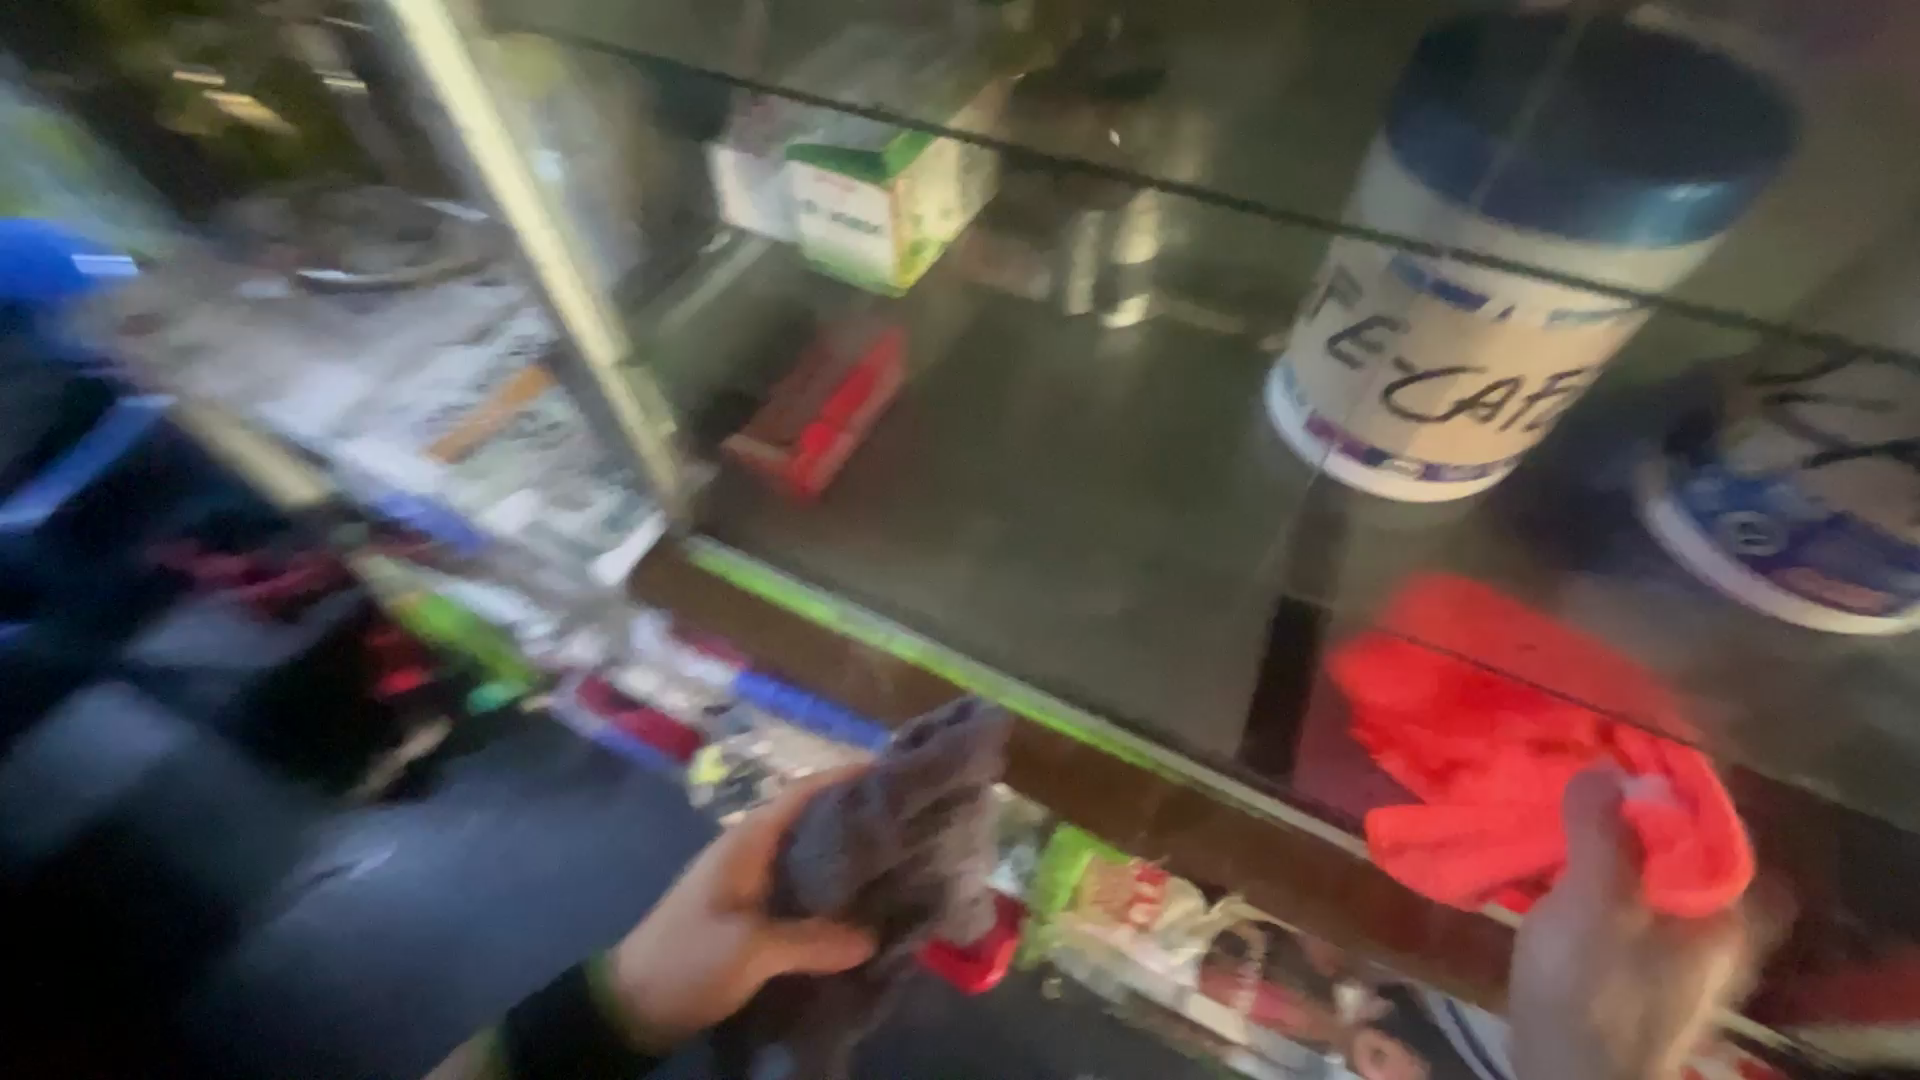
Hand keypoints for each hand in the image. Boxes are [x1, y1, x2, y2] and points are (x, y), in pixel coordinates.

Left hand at [605, 769, 877, 1052]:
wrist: (629, 1006)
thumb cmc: (685, 959)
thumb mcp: (748, 950)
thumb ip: (811, 940)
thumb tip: (872, 936)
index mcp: (750, 840)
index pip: (804, 792)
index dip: (844, 777)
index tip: (890, 771)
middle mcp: (754, 849)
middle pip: (813, 818)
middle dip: (856, 813)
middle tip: (905, 817)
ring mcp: (752, 879)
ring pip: (810, 852)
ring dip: (846, 851)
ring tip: (896, 854)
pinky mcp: (754, 909)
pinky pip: (803, 885)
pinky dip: (832, 885)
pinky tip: (860, 901)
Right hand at [1509, 769, 1767, 1079]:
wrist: (1570, 1071)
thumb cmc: (1592, 985)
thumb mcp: (1594, 903)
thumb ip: (1600, 834)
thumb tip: (1601, 769)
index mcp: (1719, 914)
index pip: (1712, 831)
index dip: (1673, 787)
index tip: (1622, 749)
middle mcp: (1708, 929)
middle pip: (1676, 850)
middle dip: (1631, 807)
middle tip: (1579, 771)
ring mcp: (1668, 949)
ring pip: (1640, 872)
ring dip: (1602, 837)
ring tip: (1554, 804)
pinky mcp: (1628, 961)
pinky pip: (1613, 896)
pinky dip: (1585, 870)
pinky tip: (1545, 860)